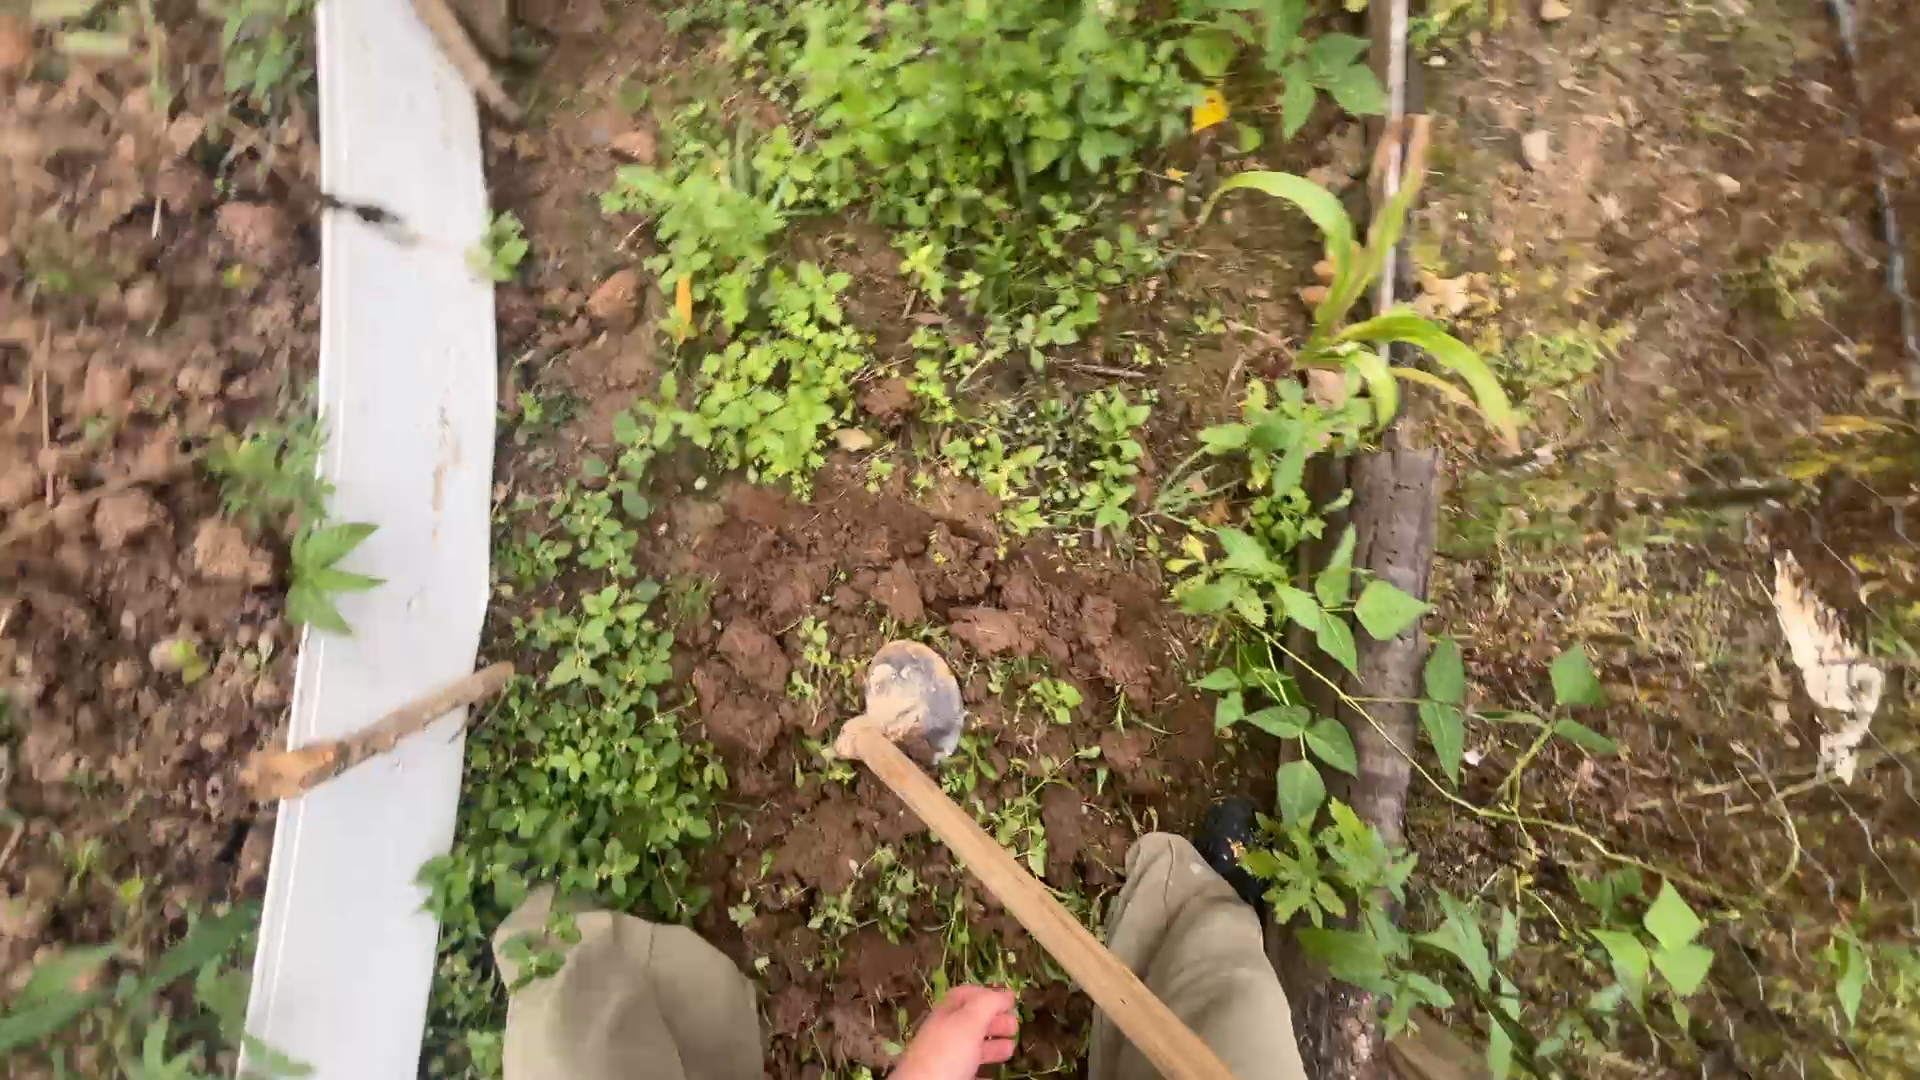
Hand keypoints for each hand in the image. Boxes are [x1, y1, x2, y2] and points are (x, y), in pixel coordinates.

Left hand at [890, 984, 1018, 1079]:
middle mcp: (944, 1032)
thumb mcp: (969, 1020)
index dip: (987, 994)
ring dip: (993, 1046)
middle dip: (995, 1020)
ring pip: (972, 1048)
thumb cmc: (946, 1052)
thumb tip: (1007, 992)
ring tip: (1011, 1049)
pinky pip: (970, 1072)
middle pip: (971, 1021)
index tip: (1009, 1000)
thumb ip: (988, 1003)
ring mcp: (944, 1059)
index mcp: (946, 1012)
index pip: (966, 994)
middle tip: (1015, 1025)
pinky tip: (994, 1075)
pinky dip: (984, 1071)